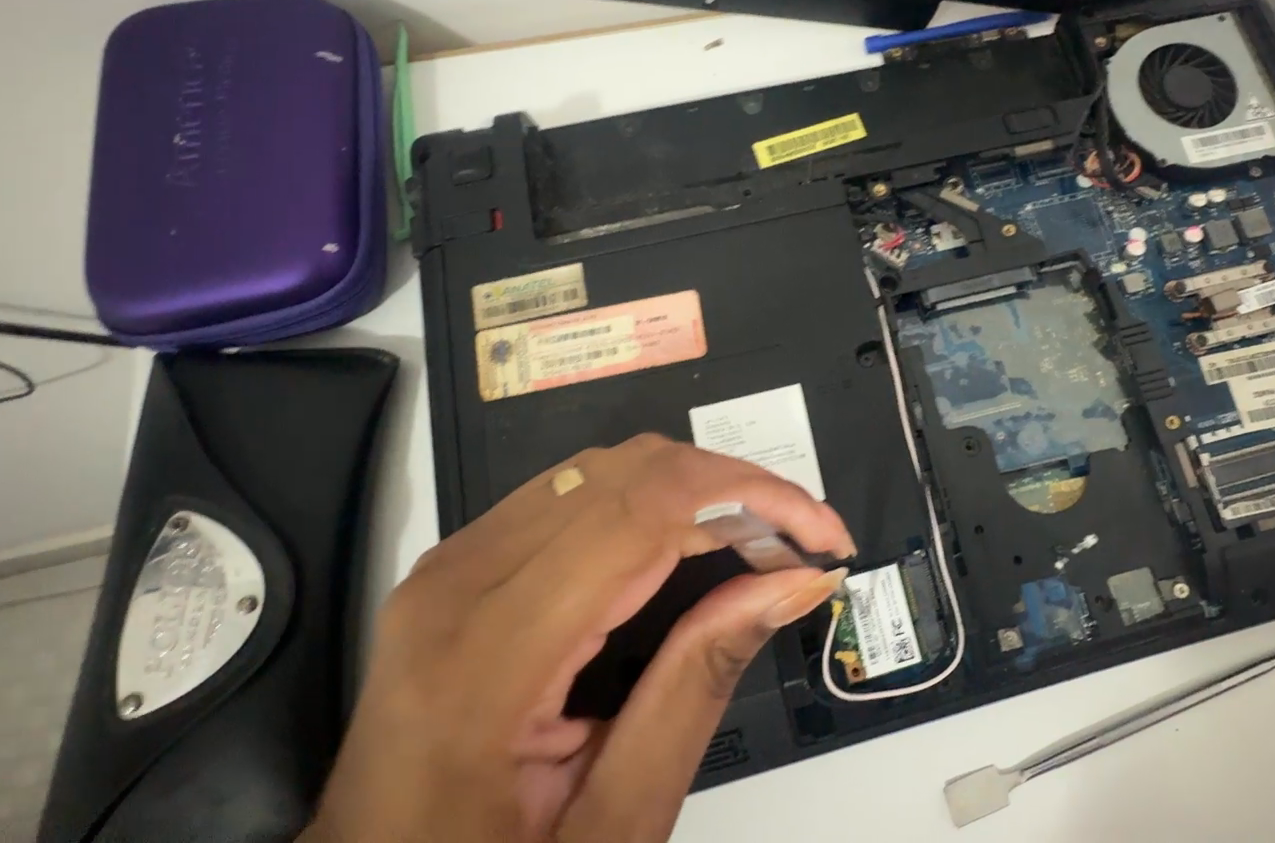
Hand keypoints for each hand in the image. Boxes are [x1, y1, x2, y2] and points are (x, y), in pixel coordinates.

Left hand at [303, 435, 854, 842]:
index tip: (825, 538)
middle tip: (801, 546)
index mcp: (486, 655)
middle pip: (629, 472)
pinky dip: (653, 501)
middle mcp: (457, 581)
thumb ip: (699, 682)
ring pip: (605, 467)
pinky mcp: (458, 563)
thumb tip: (794, 580)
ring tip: (761, 544)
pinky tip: (694, 543)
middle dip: (737, 488)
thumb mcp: (614, 823)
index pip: (642, 513)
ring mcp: (449, 564)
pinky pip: (574, 492)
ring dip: (699, 489)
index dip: (750, 498)